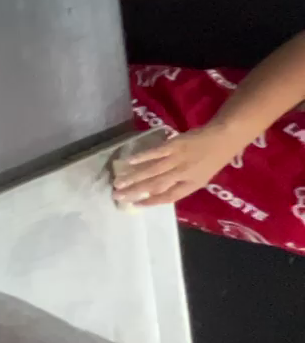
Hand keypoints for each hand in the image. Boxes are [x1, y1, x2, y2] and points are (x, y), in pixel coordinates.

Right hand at [112, 125, 241, 205]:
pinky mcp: (172, 146)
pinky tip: (127, 161)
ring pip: (152, 170)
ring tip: (117, 182)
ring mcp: (178, 159)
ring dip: (133, 177)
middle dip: (135, 191)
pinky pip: (154, 153)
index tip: (135, 204)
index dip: (152, 201)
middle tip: (117, 195)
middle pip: (156, 184)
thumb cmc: (214, 158)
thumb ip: (181, 181)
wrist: (226, 138)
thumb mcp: (202, 174)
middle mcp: (185, 173)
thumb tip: (155, 188)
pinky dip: (141, 157)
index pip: (171, 196)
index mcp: (194, 182)